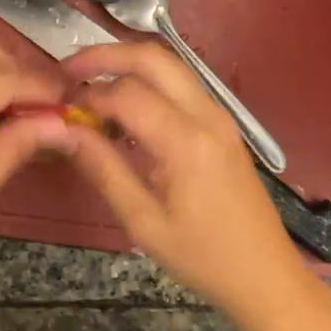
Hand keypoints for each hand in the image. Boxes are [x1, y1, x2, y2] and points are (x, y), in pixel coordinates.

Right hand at [60, 42, 300, 300]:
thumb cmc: (202, 256)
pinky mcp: (222, 121)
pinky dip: (147, 78)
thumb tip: (65, 130)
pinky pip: (180, 82)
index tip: (64, 109)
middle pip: (152, 58)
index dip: (90, 95)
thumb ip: (103, 169)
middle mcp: (206, 114)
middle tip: (69, 70)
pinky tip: (125, 103)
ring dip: (127, 62)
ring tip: (91, 80)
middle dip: (106, 55)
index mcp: (186, 141)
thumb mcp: (143, 222)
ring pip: (168, 63)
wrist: (266, 275)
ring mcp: (218, 113)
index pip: (128, 93)